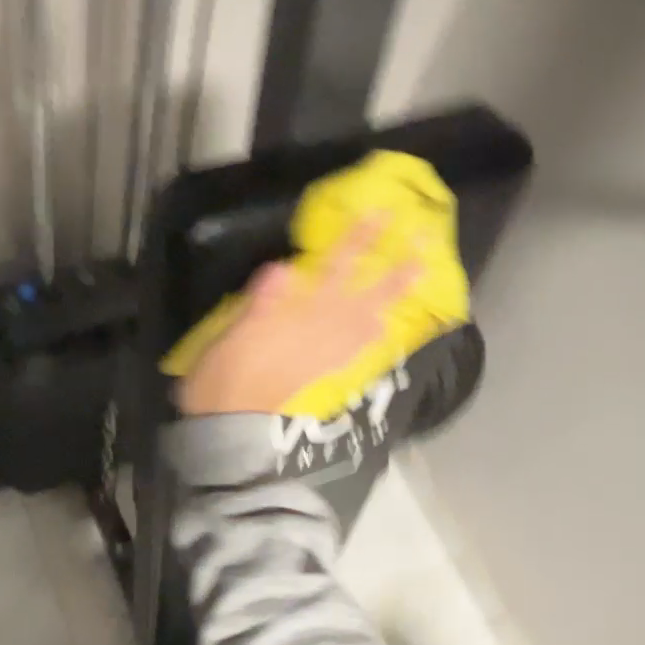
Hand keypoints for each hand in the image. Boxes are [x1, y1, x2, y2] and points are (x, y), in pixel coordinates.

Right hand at [177, 217, 419, 415]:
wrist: (230, 427)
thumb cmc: (222, 378)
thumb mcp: (232, 336)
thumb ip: (260, 304)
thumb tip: (284, 270)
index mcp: (295, 319)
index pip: (330, 273)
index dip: (354, 243)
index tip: (379, 217)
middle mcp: (319, 335)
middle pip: (362, 299)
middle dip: (392, 276)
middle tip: (423, 252)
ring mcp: (324, 356)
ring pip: (367, 323)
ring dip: (390, 301)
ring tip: (414, 280)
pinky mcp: (322, 374)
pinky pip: (356, 350)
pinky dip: (371, 335)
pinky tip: (379, 327)